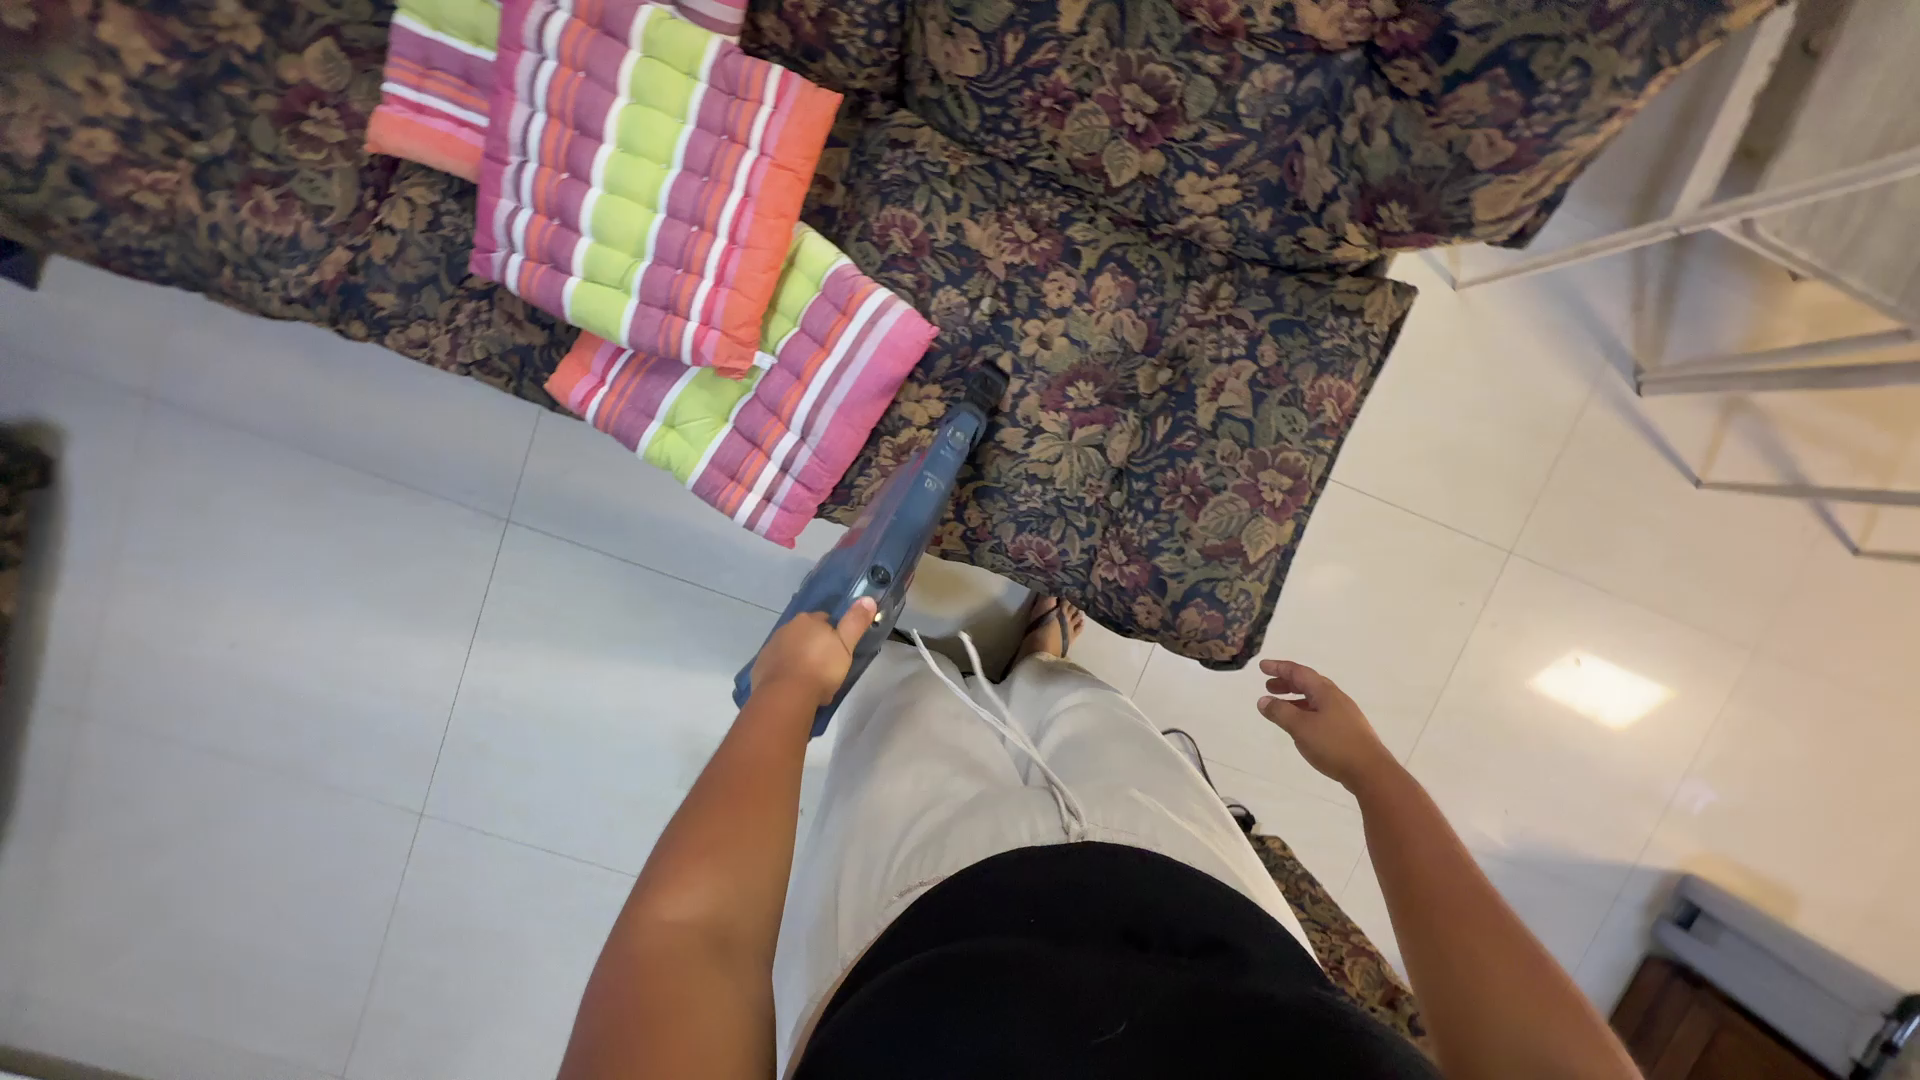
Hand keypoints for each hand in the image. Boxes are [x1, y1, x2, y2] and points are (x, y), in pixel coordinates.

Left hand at [749, 597, 878, 707]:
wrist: (785, 696)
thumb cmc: (820, 668)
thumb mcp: (845, 646)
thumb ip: (856, 622)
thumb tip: (868, 598)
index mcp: (808, 620)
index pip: (825, 619)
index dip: (834, 634)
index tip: (839, 651)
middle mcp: (786, 628)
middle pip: (806, 633)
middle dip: (815, 646)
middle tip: (827, 668)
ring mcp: (771, 647)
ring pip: (791, 649)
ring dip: (800, 658)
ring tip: (811, 680)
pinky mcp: (760, 666)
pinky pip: (777, 665)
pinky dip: (785, 671)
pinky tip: (794, 687)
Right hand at [1256, 660, 1398, 793]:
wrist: (1371, 771)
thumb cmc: (1333, 744)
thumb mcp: (1300, 727)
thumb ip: (1280, 712)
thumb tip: (1263, 700)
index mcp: (1325, 692)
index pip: (1298, 672)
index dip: (1279, 668)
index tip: (1262, 666)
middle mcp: (1336, 698)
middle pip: (1308, 683)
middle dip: (1287, 682)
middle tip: (1269, 686)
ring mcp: (1344, 714)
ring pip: (1315, 698)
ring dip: (1296, 698)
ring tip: (1280, 705)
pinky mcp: (1347, 729)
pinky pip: (1321, 711)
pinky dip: (1305, 711)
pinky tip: (1301, 724)